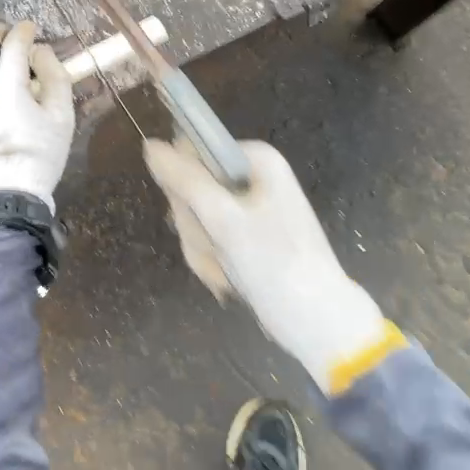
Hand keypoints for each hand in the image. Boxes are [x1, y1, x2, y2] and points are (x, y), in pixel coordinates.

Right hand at [143, 138, 394, 393]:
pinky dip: (211, 259)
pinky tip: (227, 278)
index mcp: (255, 159)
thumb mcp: (224, 220)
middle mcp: (251, 175)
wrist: (319, 325)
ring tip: (226, 270)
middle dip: (195, 225)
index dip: (184, 184)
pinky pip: (207, 235)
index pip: (190, 152)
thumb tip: (150, 144)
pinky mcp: (245, 234)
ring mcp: (248, 206)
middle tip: (217, 248)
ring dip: (202, 247)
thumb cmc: (276, 266)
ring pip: (194, 215)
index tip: (197, 214)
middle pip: (190, 187)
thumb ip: (184, 180)